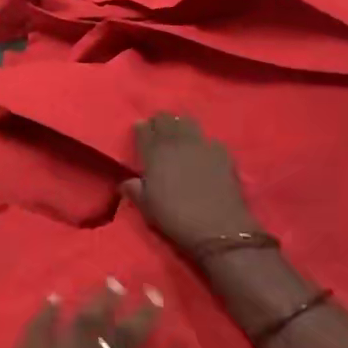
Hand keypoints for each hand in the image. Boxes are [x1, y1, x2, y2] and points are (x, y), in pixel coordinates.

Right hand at [122, 113, 262, 253]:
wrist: (217, 229)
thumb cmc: (176, 218)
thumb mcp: (147, 208)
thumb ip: (134, 190)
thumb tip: (126, 182)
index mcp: (154, 152)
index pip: (143, 128)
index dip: (141, 129)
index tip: (141, 135)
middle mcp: (175, 141)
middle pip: (164, 118)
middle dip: (160, 123)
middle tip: (160, 136)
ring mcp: (200, 143)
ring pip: (187, 121)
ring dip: (181, 126)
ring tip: (182, 140)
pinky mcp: (222, 152)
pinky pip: (210, 140)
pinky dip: (206, 145)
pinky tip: (206, 157)